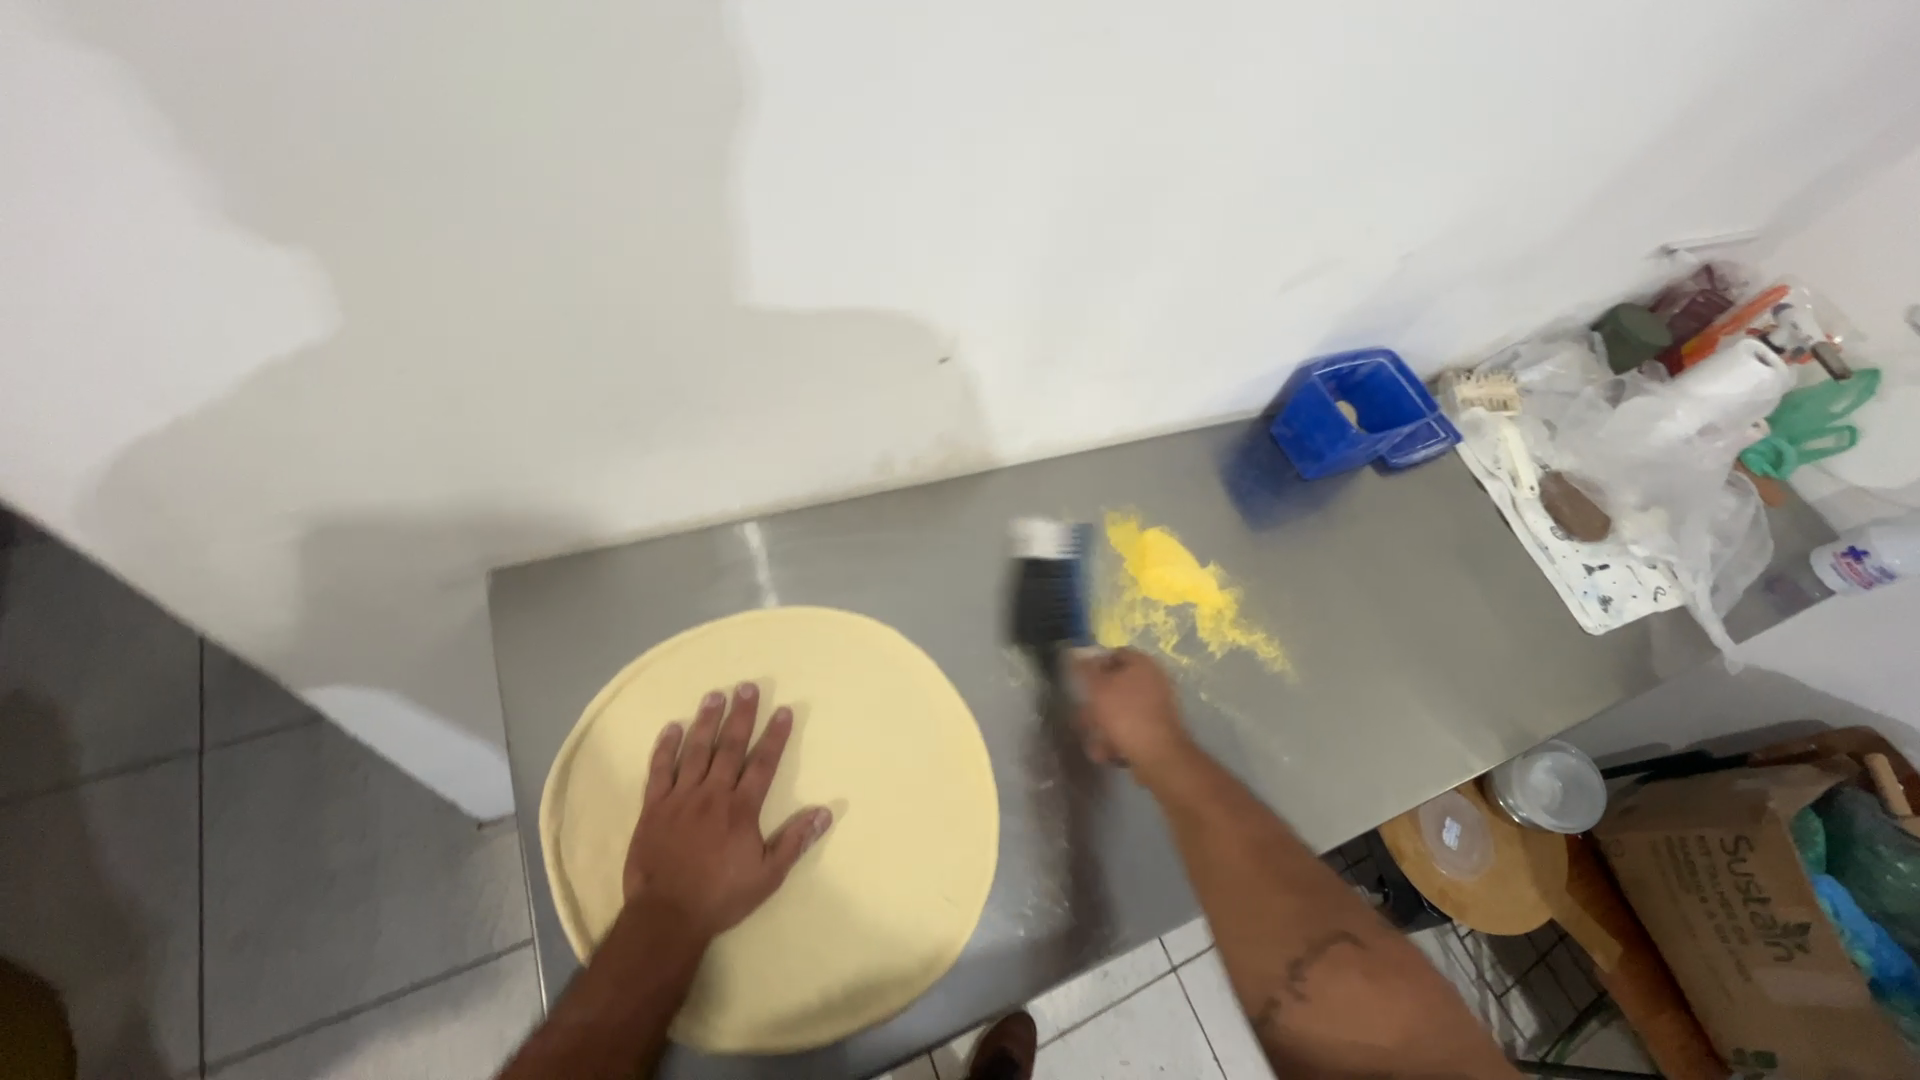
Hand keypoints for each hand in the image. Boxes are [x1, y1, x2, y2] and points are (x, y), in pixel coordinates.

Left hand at [623, 682, 831, 940]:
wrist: (666, 916)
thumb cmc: (721, 896)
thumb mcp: (768, 876)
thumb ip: (794, 841)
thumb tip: (825, 812)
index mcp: (742, 809)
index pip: (763, 763)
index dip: (775, 736)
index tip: (783, 710)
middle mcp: (713, 795)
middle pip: (730, 747)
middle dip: (741, 716)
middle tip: (747, 687)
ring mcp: (680, 798)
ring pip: (695, 751)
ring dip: (706, 721)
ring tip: (715, 695)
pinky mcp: (654, 808)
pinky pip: (659, 770)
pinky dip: (665, 747)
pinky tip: (672, 727)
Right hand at [1070, 648, 1192, 768]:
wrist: (1157, 753)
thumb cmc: (1124, 713)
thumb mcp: (1097, 687)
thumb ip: (1085, 669)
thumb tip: (1077, 653)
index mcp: (1143, 663)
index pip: (1115, 654)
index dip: (1095, 665)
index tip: (1080, 681)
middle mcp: (1154, 680)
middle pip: (1118, 685)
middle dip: (1097, 701)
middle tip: (1081, 712)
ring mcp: (1158, 705)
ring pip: (1122, 709)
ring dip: (1103, 723)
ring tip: (1091, 739)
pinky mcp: (1158, 729)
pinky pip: (1132, 727)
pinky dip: (1117, 737)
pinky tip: (1105, 751)